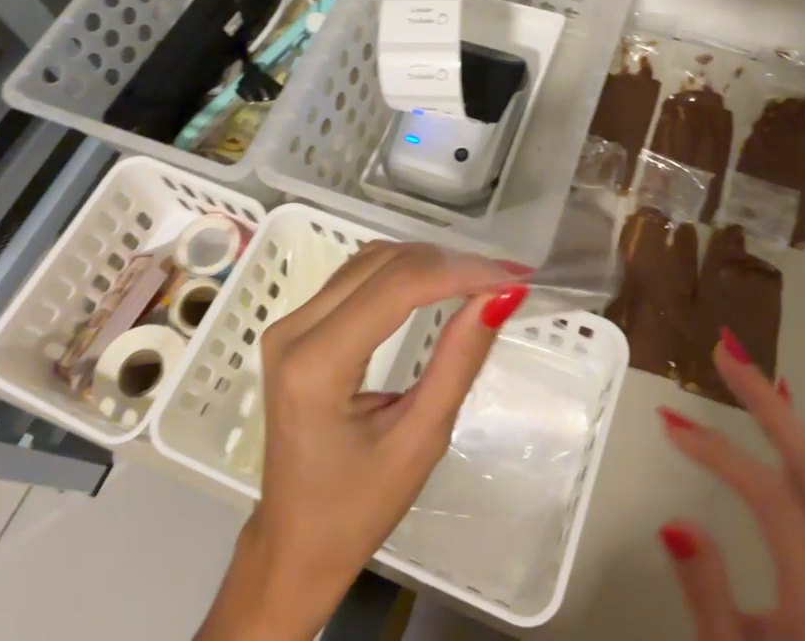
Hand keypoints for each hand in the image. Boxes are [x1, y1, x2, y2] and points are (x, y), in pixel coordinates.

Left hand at [196, 242, 529, 639]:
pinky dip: (402, 274)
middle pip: (381, 265)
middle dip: (449, 263)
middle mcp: (293, 331)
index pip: (397, 288)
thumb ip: (458, 362)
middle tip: (507, 280)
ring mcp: (289, 325)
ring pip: (368, 263)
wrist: (296, 541)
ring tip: (482, 280)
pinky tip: (440, 284)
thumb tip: (501, 298)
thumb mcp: (420, 440)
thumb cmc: (358, 507)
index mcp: (316, 365)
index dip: (460, 272)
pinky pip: (354, 280)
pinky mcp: (296, 329)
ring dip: (427, 263)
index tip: (515, 278)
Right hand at [656, 328, 804, 640]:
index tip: (668, 426)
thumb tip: (673, 520)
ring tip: (742, 365)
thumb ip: (706, 592)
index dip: (720, 453)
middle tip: (723, 348)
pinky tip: (773, 412)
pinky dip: (788, 434)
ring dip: (777, 409)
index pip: (768, 497)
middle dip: (764, 399)